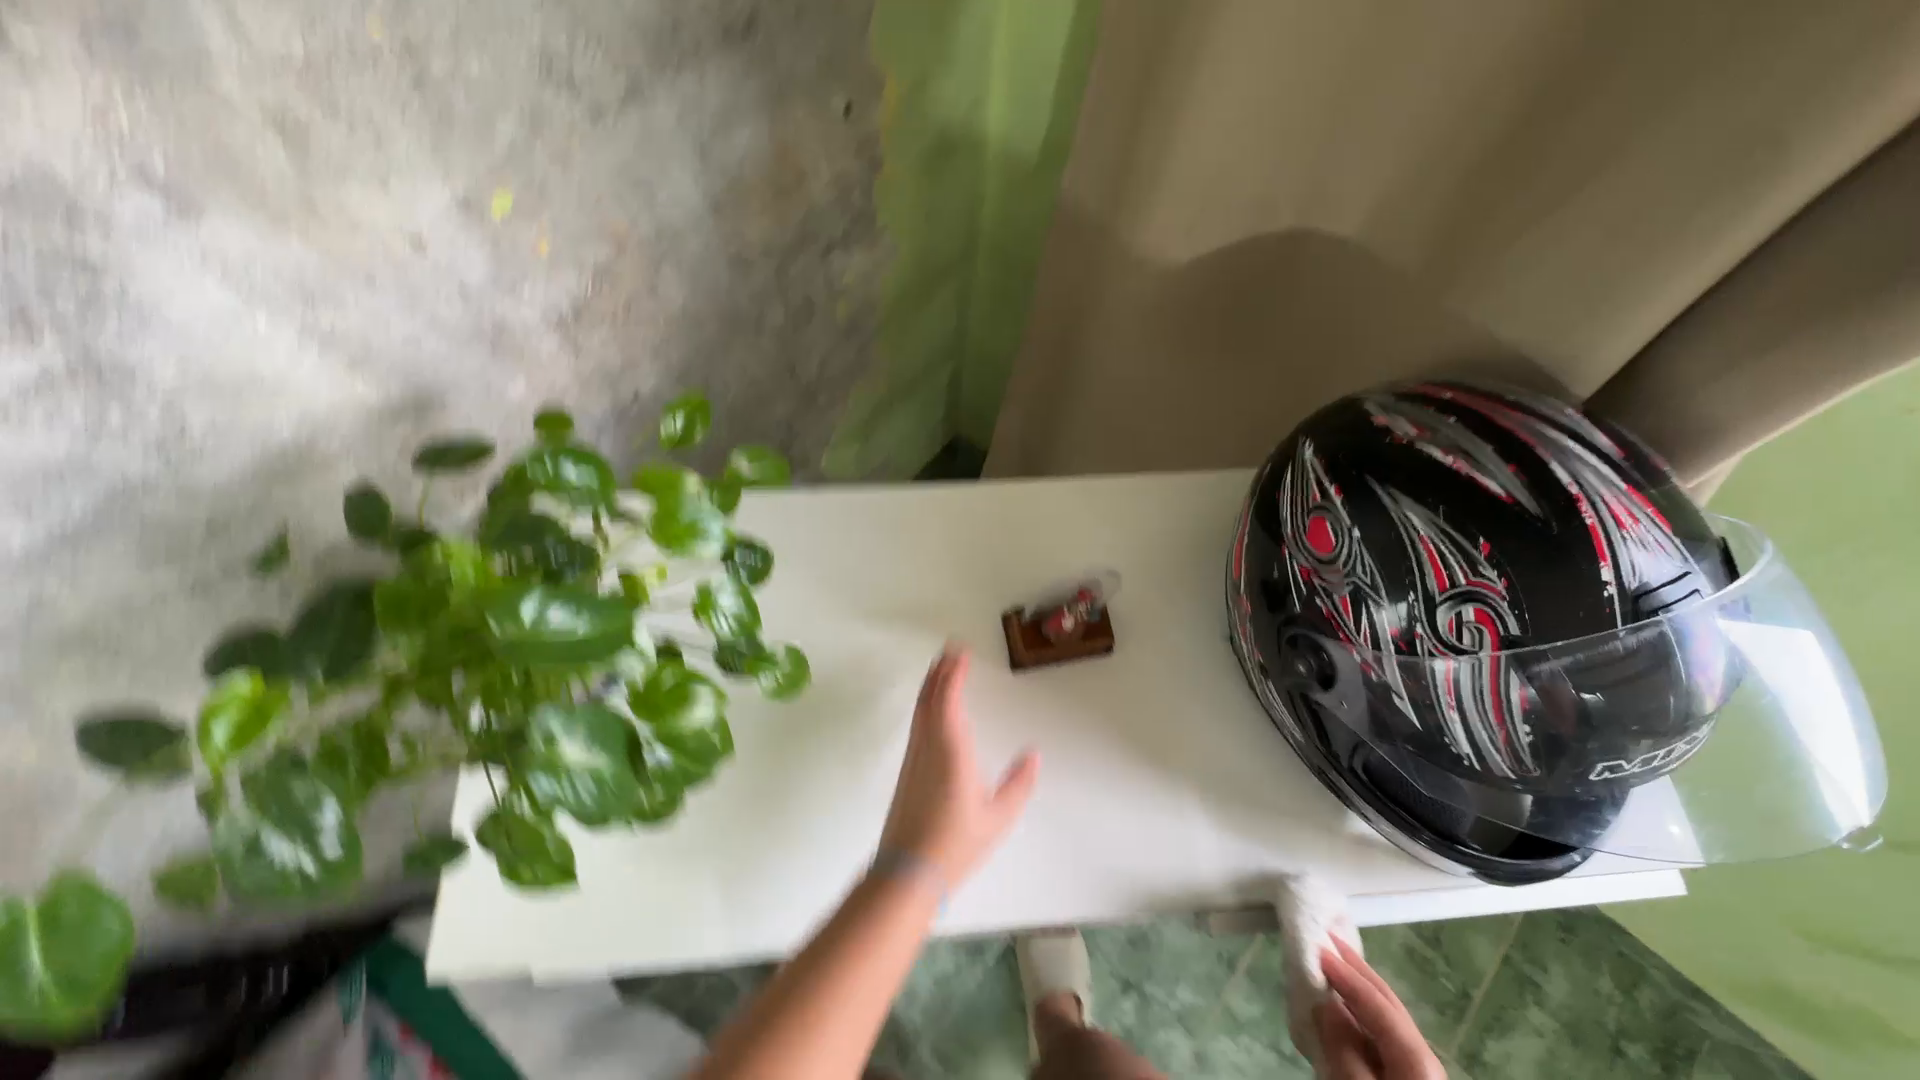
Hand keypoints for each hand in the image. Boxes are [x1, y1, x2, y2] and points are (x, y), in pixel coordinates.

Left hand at [877, 647, 1039, 886]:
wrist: (907, 872)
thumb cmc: (956, 845)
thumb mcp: (998, 818)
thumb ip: (1018, 784)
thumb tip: (1034, 755)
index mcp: (951, 752)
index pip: (949, 701)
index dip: (953, 674)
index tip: (960, 653)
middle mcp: (928, 747)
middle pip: (930, 699)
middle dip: (939, 672)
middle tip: (949, 650)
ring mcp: (913, 759)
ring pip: (920, 711)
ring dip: (930, 686)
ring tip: (940, 669)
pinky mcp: (906, 772)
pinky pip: (916, 725)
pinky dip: (925, 705)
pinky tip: (930, 709)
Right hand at [1316, 938, 1445, 1078]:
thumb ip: (1343, 1048)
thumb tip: (1325, 1005)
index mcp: (1417, 1056)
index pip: (1378, 1003)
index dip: (1347, 973)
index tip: (1318, 945)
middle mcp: (1420, 1054)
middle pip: (1387, 1002)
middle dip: (1356, 969)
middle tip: (1327, 936)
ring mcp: (1413, 1066)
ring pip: (1382, 1016)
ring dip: (1355, 987)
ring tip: (1329, 960)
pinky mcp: (1402, 1075)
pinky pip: (1376, 1035)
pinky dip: (1355, 1013)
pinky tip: (1338, 1005)